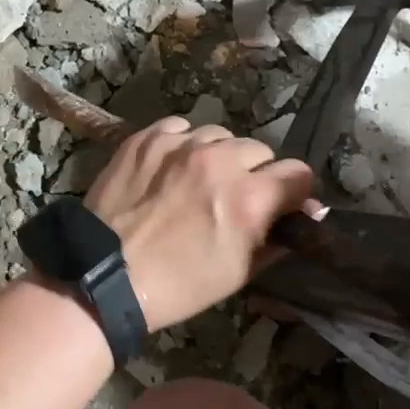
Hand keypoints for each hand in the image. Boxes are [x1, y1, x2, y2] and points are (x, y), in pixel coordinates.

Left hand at [83, 117, 317, 331]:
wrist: (108, 270)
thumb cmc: (180, 282)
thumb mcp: (239, 271)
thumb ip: (275, 237)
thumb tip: (301, 216)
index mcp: (248, 198)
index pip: (297, 174)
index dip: (295, 190)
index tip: (286, 202)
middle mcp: (217, 160)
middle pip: (258, 149)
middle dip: (257, 171)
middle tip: (239, 193)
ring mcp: (178, 143)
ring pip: (219, 133)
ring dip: (220, 153)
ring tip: (204, 177)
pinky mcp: (147, 136)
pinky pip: (179, 126)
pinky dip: (184, 141)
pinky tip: (175, 163)